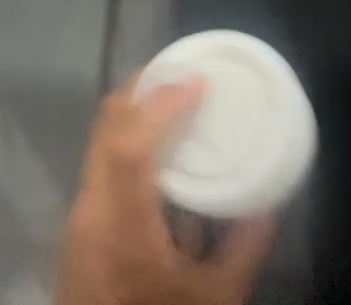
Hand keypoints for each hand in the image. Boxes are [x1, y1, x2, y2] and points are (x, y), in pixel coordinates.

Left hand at [57, 76, 278, 304]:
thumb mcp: (215, 300)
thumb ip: (245, 250)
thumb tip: (271, 202)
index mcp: (122, 229)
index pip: (130, 149)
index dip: (162, 106)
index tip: (199, 82)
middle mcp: (91, 212)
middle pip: (107, 128)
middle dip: (143, 88)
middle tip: (184, 69)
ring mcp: (79, 216)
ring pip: (100, 138)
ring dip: (134, 108)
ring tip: (174, 94)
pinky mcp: (80, 224)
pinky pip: (101, 158)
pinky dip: (128, 134)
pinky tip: (158, 140)